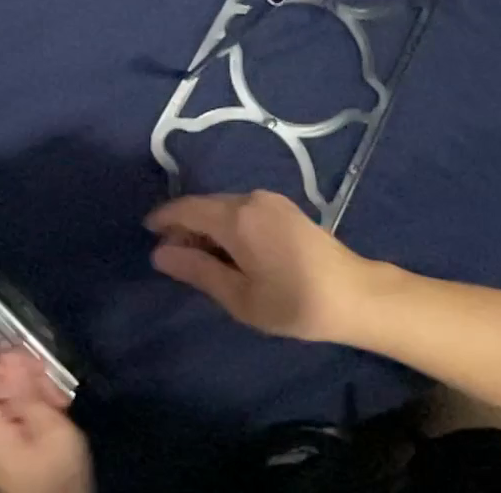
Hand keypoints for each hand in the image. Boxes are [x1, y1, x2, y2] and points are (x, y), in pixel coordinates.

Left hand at [0, 347, 91, 492]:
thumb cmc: (56, 475)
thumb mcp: (51, 430)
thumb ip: (28, 393)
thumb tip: (11, 359)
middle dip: (12, 367)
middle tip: (40, 367)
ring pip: (0, 394)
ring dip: (26, 382)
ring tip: (53, 390)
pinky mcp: (7, 442)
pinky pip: (10, 409)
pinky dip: (29, 398)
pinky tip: (52, 403)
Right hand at [145, 191, 380, 342]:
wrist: (353, 294)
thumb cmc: (292, 302)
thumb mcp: (239, 297)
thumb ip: (197, 270)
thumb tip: (160, 253)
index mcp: (236, 217)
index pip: (187, 208)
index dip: (164, 218)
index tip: (147, 232)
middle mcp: (251, 198)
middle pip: (206, 205)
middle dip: (184, 225)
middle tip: (171, 256)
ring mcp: (271, 201)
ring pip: (225, 207)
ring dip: (206, 226)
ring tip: (198, 259)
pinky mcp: (285, 208)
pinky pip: (243, 209)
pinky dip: (227, 225)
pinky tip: (228, 251)